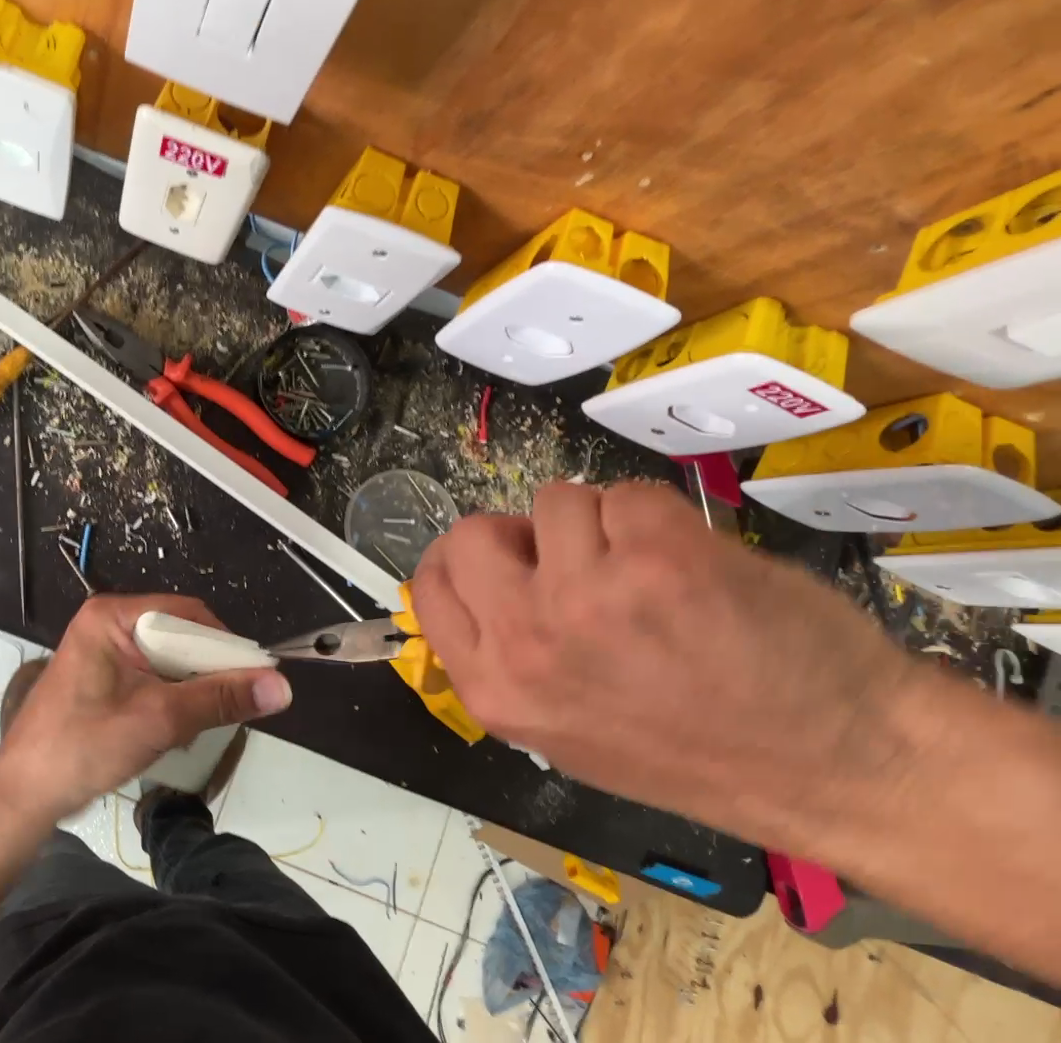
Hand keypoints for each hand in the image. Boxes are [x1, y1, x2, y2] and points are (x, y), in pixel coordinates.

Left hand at [0, 594, 291, 822]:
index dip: (224, 645)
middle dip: (205, 674)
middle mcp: (107, 625)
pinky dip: (170, 703)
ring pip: (170, 662)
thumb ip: (219, 699)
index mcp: (110, 617)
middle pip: (180, 636)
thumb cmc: (82, 747)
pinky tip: (172, 732)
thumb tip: (280, 686)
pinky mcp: (104, 680)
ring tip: (193, 727)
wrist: (25, 793)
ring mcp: (104, 653)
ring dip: (189, 693)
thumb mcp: (159, 720)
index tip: (253, 680)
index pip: (187, 614)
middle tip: (223, 711)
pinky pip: (153, 679)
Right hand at [412, 481, 927, 846]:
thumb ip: (507, 660)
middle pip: (472, 533)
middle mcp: (522, 641)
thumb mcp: (561, 730)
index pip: (428, 586)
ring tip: (649, 571)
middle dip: (520, 534)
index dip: (461, 561)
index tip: (502, 558)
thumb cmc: (694, 753)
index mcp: (492, 689)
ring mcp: (586, 596)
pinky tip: (692, 564)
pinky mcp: (656, 558)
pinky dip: (659, 517)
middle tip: (574, 558)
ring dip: (600, 524)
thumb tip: (488, 585)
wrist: (835, 768)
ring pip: (555, 502)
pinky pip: (627, 495)